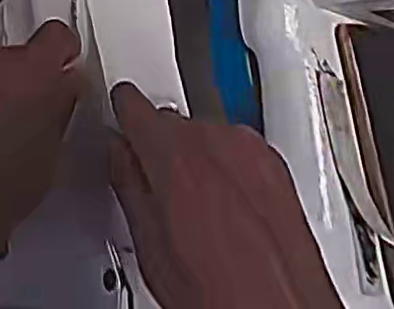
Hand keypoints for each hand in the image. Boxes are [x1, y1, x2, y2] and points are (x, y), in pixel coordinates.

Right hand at [108, 83, 344, 308]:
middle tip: (161, 189)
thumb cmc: (221, 296)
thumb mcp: (151, 248)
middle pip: (170, 120)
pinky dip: (231, 164)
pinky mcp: (273, 158)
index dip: (122, 112)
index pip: (132, 103)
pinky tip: (231, 207)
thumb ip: (129, 184)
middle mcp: (210, 138)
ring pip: (205, 131)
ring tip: (202, 209)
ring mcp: (246, 145)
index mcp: (171, 154)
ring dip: (199, 155)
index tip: (121, 118)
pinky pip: (238, 145)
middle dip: (162, 146)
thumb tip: (119, 156)